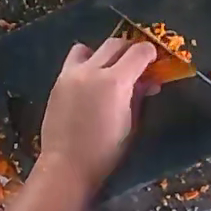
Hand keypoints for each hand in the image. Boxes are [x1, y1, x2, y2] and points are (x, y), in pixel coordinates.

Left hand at [37, 38, 158, 190]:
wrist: (66, 165)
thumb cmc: (105, 152)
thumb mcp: (131, 124)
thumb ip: (138, 96)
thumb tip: (148, 81)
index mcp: (115, 82)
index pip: (138, 52)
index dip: (150, 53)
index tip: (154, 60)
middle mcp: (91, 71)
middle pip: (114, 44)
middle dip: (129, 50)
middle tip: (135, 65)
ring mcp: (70, 75)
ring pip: (89, 48)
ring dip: (102, 54)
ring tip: (108, 71)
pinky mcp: (57, 83)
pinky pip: (73, 63)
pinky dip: (85, 65)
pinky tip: (90, 84)